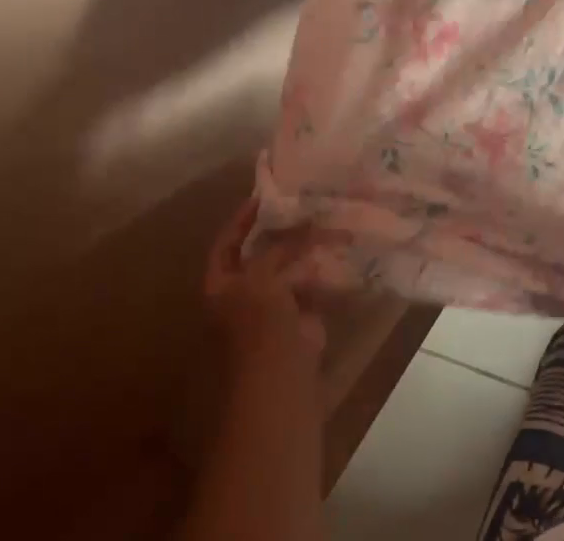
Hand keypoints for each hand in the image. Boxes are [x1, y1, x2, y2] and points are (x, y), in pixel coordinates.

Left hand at [204, 197, 326, 367]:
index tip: (265, 195)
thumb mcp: (262, 277)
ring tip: (329, 220)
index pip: (228, 243)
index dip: (242, 219)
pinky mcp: (302, 311)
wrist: (281, 369)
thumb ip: (281, 246)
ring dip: (308, 247)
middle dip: (283, 230)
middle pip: (262, 252)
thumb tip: (307, 221)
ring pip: (291, 266)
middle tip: (306, 204)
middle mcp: (244, 289)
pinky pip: (313, 282)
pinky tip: (341, 249)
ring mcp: (274, 302)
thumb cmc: (258, 322)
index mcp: (222, 282)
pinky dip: (326, 268)